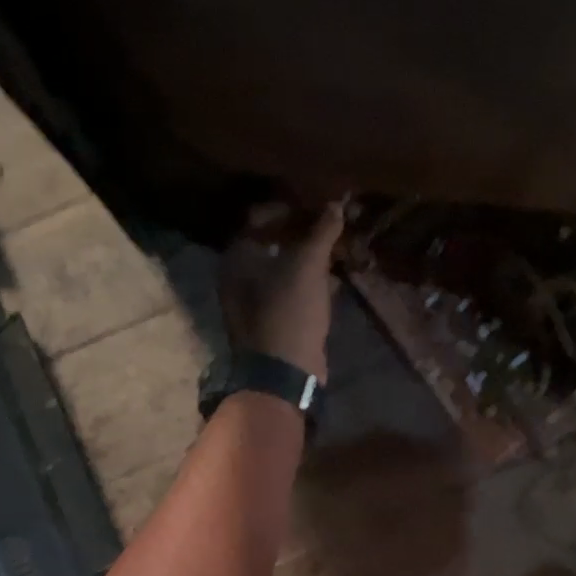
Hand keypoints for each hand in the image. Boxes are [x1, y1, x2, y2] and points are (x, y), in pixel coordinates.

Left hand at [221, 200, 344, 381]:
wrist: (284, 373)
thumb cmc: (289, 310)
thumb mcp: (308, 265)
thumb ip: (322, 231)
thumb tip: (336, 204)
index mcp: (237, 256)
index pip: (259, 217)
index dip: (288, 206)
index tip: (317, 203)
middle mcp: (238, 276)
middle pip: (271, 242)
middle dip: (302, 232)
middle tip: (331, 222)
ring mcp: (253, 301)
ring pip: (283, 268)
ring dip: (308, 257)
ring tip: (337, 245)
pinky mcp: (272, 320)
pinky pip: (290, 291)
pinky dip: (309, 281)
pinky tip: (334, 277)